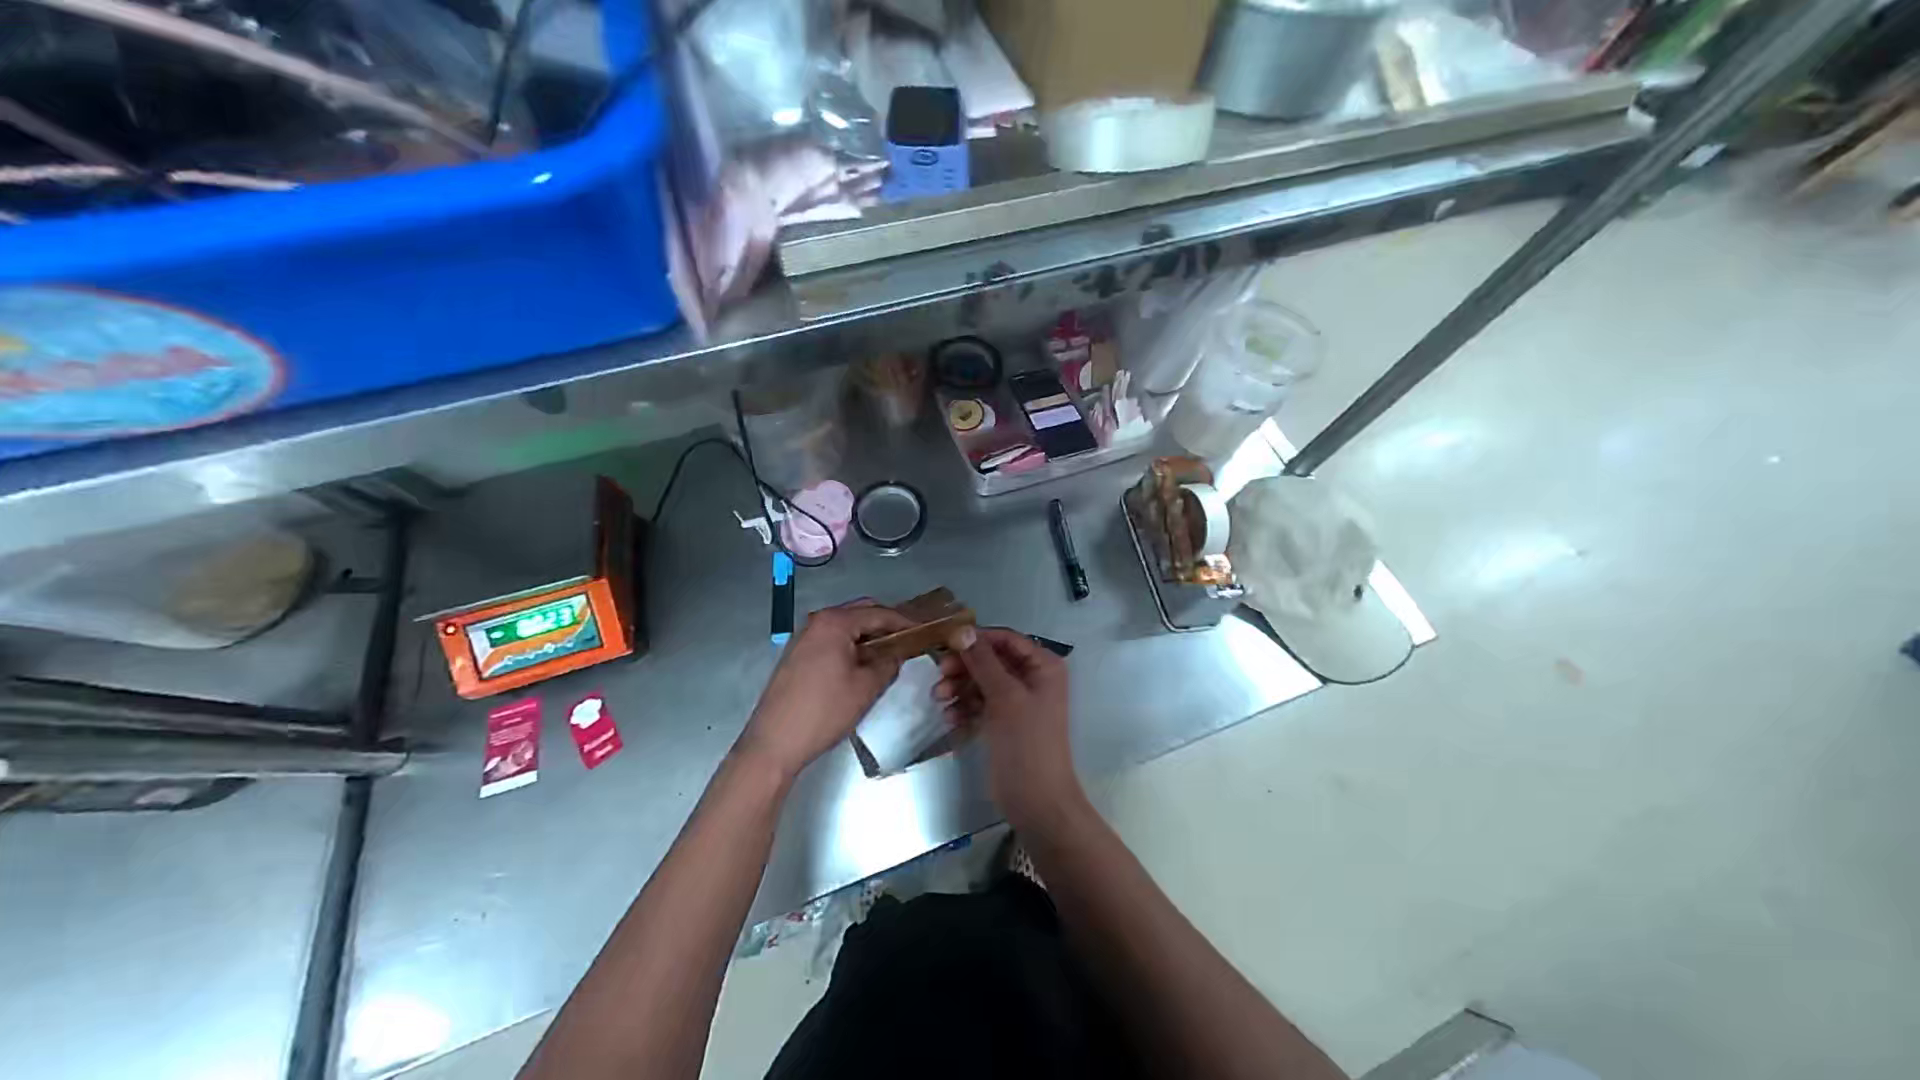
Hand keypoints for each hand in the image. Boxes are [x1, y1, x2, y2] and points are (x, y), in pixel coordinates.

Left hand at [737, 600, 913, 779]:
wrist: (775, 741)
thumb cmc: (824, 711)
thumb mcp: (866, 687)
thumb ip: (888, 663)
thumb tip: (897, 653)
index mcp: (834, 622)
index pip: (878, 613)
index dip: (904, 622)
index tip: (924, 631)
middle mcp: (816, 621)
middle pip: (860, 613)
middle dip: (885, 625)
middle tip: (908, 642)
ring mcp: (803, 637)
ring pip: (844, 628)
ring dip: (867, 637)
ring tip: (889, 655)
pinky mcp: (796, 655)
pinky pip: (831, 640)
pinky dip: (850, 646)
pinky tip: (862, 665)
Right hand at [934, 627, 1082, 828]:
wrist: (1036, 801)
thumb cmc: (1026, 743)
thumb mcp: (1005, 697)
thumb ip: (983, 661)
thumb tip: (962, 629)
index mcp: (1043, 666)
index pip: (1005, 639)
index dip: (976, 639)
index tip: (945, 643)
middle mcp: (1032, 678)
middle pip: (991, 660)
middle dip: (964, 667)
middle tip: (939, 675)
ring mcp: (1018, 702)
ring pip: (982, 682)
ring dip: (959, 688)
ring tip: (939, 700)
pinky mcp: (1004, 723)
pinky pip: (980, 704)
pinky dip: (964, 708)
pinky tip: (951, 719)